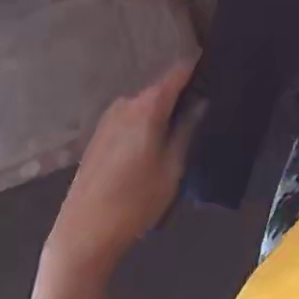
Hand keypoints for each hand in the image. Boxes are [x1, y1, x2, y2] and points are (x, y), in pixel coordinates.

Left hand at [43, 60, 204, 278]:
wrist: (83, 231)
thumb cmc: (134, 202)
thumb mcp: (171, 170)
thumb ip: (186, 130)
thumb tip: (200, 103)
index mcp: (146, 107)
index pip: (177, 73)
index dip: (196, 67)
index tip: (215, 67)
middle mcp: (126, 103)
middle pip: (160, 89)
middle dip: (182, 94)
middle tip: (206, 107)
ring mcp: (108, 117)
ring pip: (144, 105)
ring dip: (163, 111)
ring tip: (184, 129)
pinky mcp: (99, 133)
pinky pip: (130, 117)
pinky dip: (145, 122)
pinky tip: (154, 144)